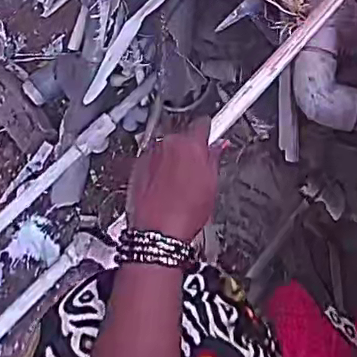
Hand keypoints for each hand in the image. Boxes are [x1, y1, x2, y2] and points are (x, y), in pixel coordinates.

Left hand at [127, 117, 220, 242]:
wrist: (157, 231)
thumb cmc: (185, 212)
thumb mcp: (211, 185)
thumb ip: (214, 158)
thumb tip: (218, 147)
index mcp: (190, 143)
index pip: (202, 124)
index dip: (208, 130)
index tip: (210, 135)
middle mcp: (168, 142)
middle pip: (183, 137)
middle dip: (189, 149)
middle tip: (196, 170)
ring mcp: (151, 152)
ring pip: (167, 148)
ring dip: (173, 158)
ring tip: (180, 184)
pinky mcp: (138, 163)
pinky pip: (153, 159)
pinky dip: (158, 168)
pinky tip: (165, 187)